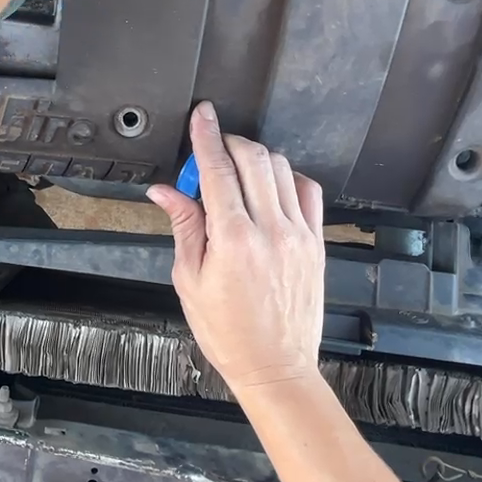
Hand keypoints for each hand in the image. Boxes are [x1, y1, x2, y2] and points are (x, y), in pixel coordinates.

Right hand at [148, 102, 326, 395]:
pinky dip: (288, 176)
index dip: (206, 136)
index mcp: (233, 239)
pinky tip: (271, 186)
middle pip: (252, 159)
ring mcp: (298, 234)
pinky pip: (308, 191)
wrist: (276, 367)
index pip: (217, 170)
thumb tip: (165, 190)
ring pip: (281, 168)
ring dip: (256, 157)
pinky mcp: (316, 242)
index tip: (202, 114)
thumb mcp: (190, 279)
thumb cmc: (228, 331)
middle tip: (212, 149)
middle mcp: (270, 230)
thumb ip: (183, 226)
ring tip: (236, 171)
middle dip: (229, 141)